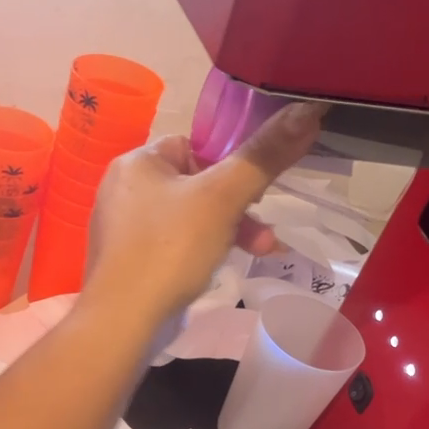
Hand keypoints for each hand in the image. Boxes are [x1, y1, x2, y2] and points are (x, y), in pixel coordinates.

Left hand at [80, 101, 325, 329]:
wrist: (122, 320)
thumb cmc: (170, 248)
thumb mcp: (223, 197)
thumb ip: (263, 156)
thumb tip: (307, 109)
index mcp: (137, 161)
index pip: (194, 145)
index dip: (230, 164)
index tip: (257, 189)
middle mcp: (122, 188)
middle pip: (195, 183)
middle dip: (237, 206)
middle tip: (264, 232)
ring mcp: (121, 227)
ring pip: (187, 217)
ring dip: (226, 231)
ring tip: (260, 251)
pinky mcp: (125, 260)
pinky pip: (171, 244)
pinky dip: (198, 252)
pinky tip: (215, 269)